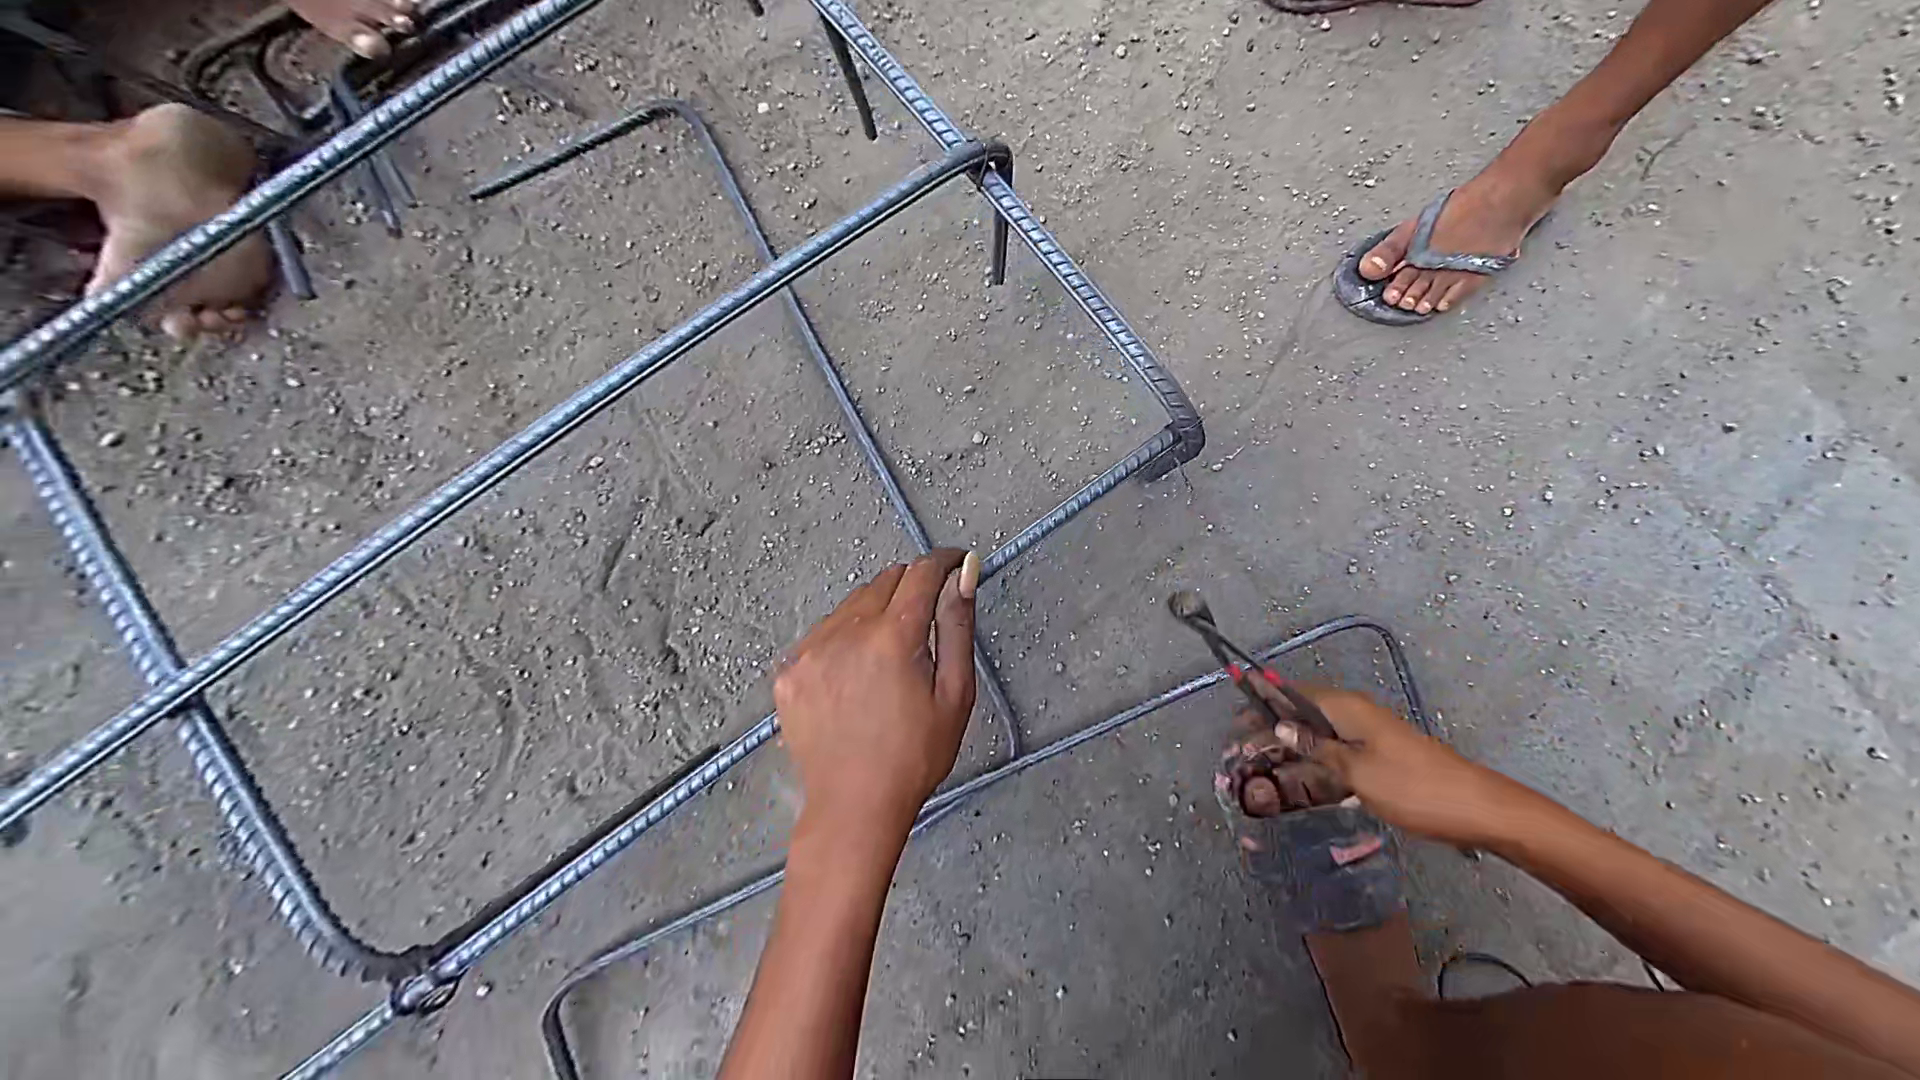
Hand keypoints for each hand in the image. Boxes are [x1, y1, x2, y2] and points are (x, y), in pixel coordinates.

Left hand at [774, 549, 979, 836]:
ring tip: (892, 654)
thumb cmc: (914, 756)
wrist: (854, 805)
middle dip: (913, 586)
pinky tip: (859, 671)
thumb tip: (963, 574)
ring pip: (853, 602)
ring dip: (878, 610)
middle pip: (886, 580)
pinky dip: (847, 635)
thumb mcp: (955, 693)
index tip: (956, 562)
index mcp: (892, 639)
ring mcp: (811, 650)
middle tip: (928, 619)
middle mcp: (845, 634)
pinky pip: (825, 629)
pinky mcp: (790, 669)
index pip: (920, 572)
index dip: (943, 561)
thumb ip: (957, 625)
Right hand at [1253, 678, 1541, 848]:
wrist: (1481, 810)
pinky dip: (1311, 755)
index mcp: (1346, 707)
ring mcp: (1367, 732)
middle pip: (1300, 711)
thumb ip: (1314, 747)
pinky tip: (1297, 774)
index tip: (1236, 711)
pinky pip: (1332, 746)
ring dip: (1289, 742)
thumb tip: (1279, 727)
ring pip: (1315, 731)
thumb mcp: (1355, 770)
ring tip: (1260, 761)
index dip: (1262, 698)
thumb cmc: (1413, 787)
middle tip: (1241, 745)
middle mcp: (1354, 712)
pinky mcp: (1377, 753)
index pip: (1292, 692)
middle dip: (1270, 724)